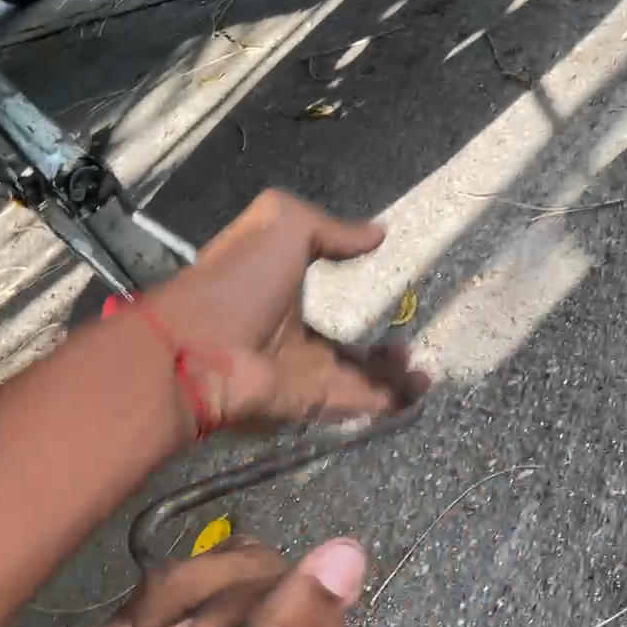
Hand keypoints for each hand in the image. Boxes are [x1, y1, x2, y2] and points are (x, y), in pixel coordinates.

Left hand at [147, 190, 427, 431]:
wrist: (203, 348)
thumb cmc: (237, 281)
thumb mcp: (280, 225)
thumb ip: (328, 227)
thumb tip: (377, 233)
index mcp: (278, 293)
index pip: (321, 296)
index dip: (353, 294)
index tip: (388, 290)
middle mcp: (290, 337)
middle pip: (345, 349)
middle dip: (380, 353)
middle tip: (410, 344)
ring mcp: (301, 373)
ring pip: (358, 379)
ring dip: (392, 378)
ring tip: (423, 372)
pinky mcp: (312, 401)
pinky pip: (359, 401)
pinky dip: (391, 400)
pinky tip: (419, 391)